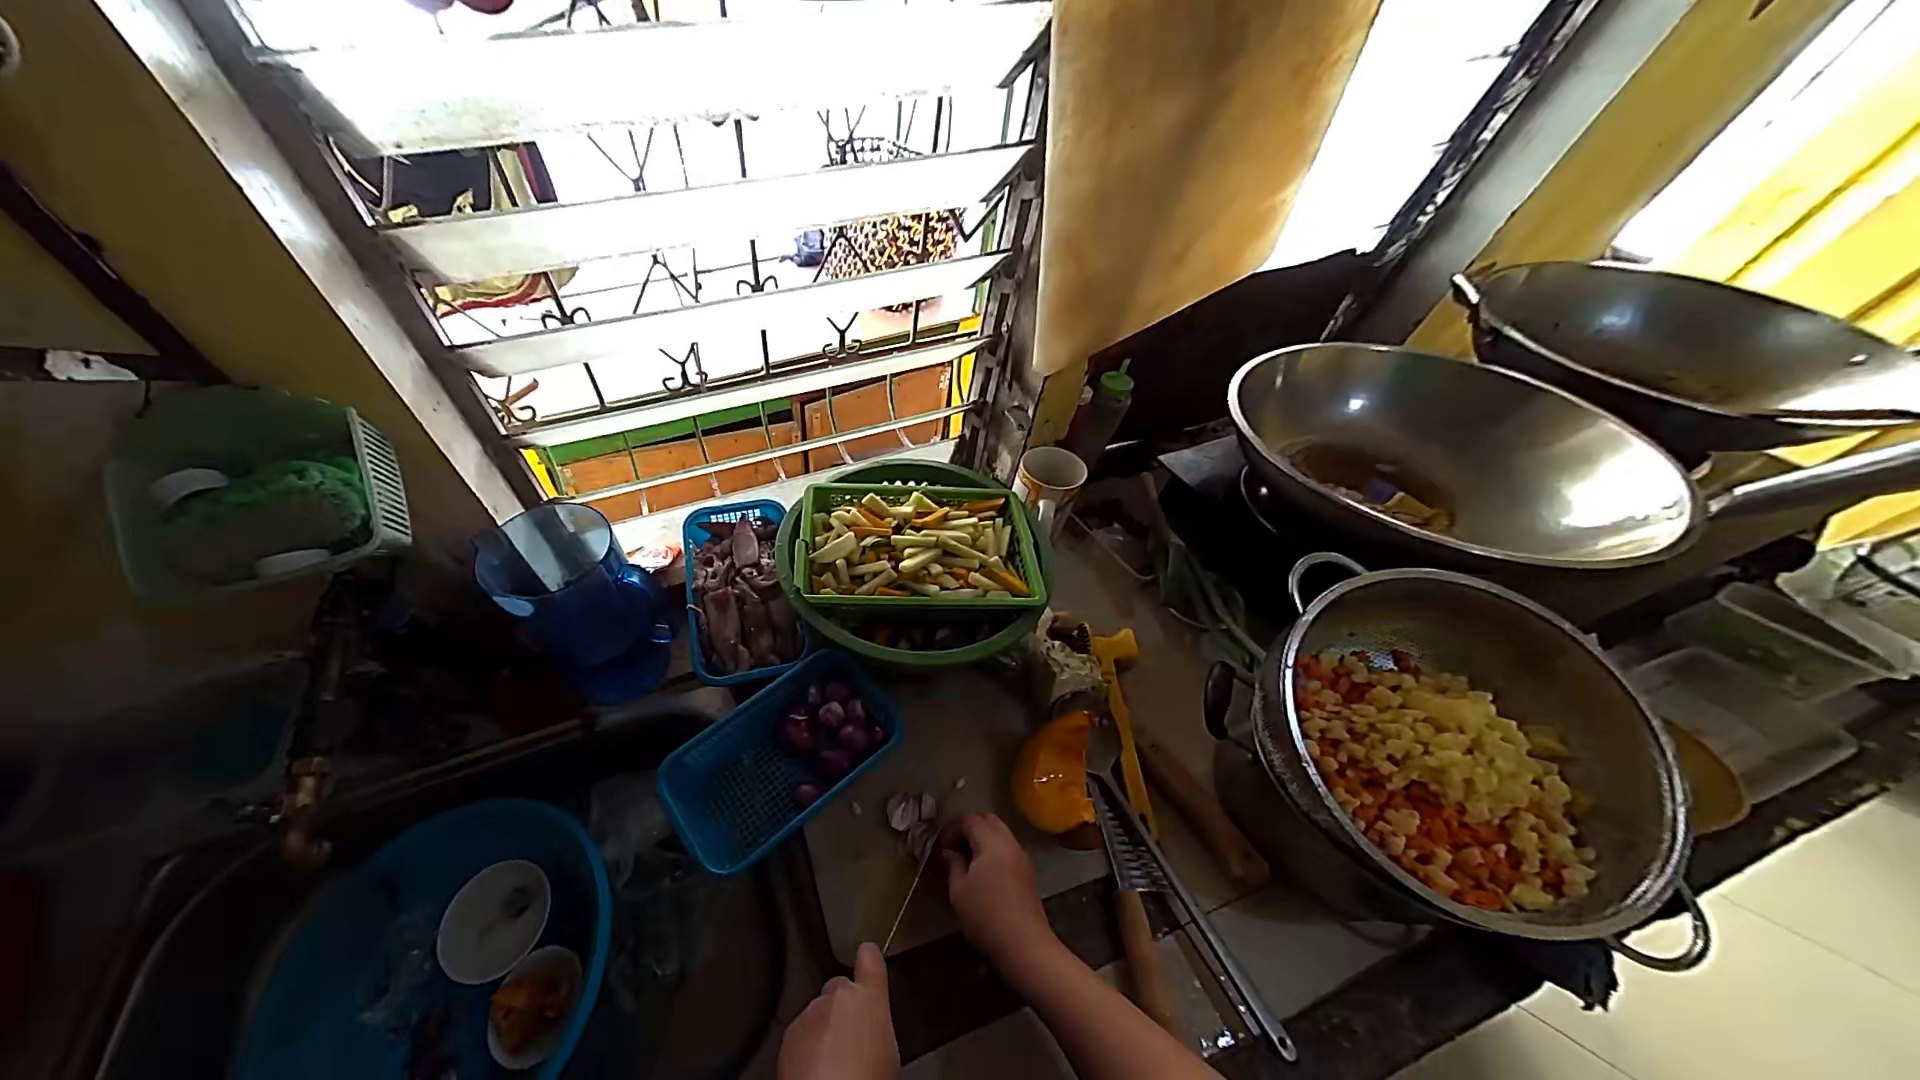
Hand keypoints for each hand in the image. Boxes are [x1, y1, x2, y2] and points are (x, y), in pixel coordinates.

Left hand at [779, 941, 898, 1079]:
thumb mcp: (888, 1051)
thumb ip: (877, 1022)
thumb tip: (870, 1028)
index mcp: (869, 996)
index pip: (869, 957)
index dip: (868, 957)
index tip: (866, 955)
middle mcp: (839, 996)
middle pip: (840, 990)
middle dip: (842, 1008)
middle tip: (850, 1039)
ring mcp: (812, 1012)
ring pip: (819, 1013)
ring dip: (823, 1028)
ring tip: (832, 1062)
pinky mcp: (790, 1033)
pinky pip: (801, 1032)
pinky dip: (805, 1045)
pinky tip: (814, 1070)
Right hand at [941, 813, 1058, 967]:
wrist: (1024, 943)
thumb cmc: (985, 915)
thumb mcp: (959, 890)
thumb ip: (952, 864)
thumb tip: (948, 852)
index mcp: (992, 841)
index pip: (970, 820)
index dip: (952, 830)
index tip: (941, 850)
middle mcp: (1010, 841)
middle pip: (988, 820)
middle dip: (969, 829)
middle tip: (953, 850)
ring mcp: (1022, 855)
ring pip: (1000, 833)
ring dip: (983, 839)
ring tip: (967, 862)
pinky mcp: (1027, 871)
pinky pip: (1008, 848)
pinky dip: (994, 850)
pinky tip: (984, 873)